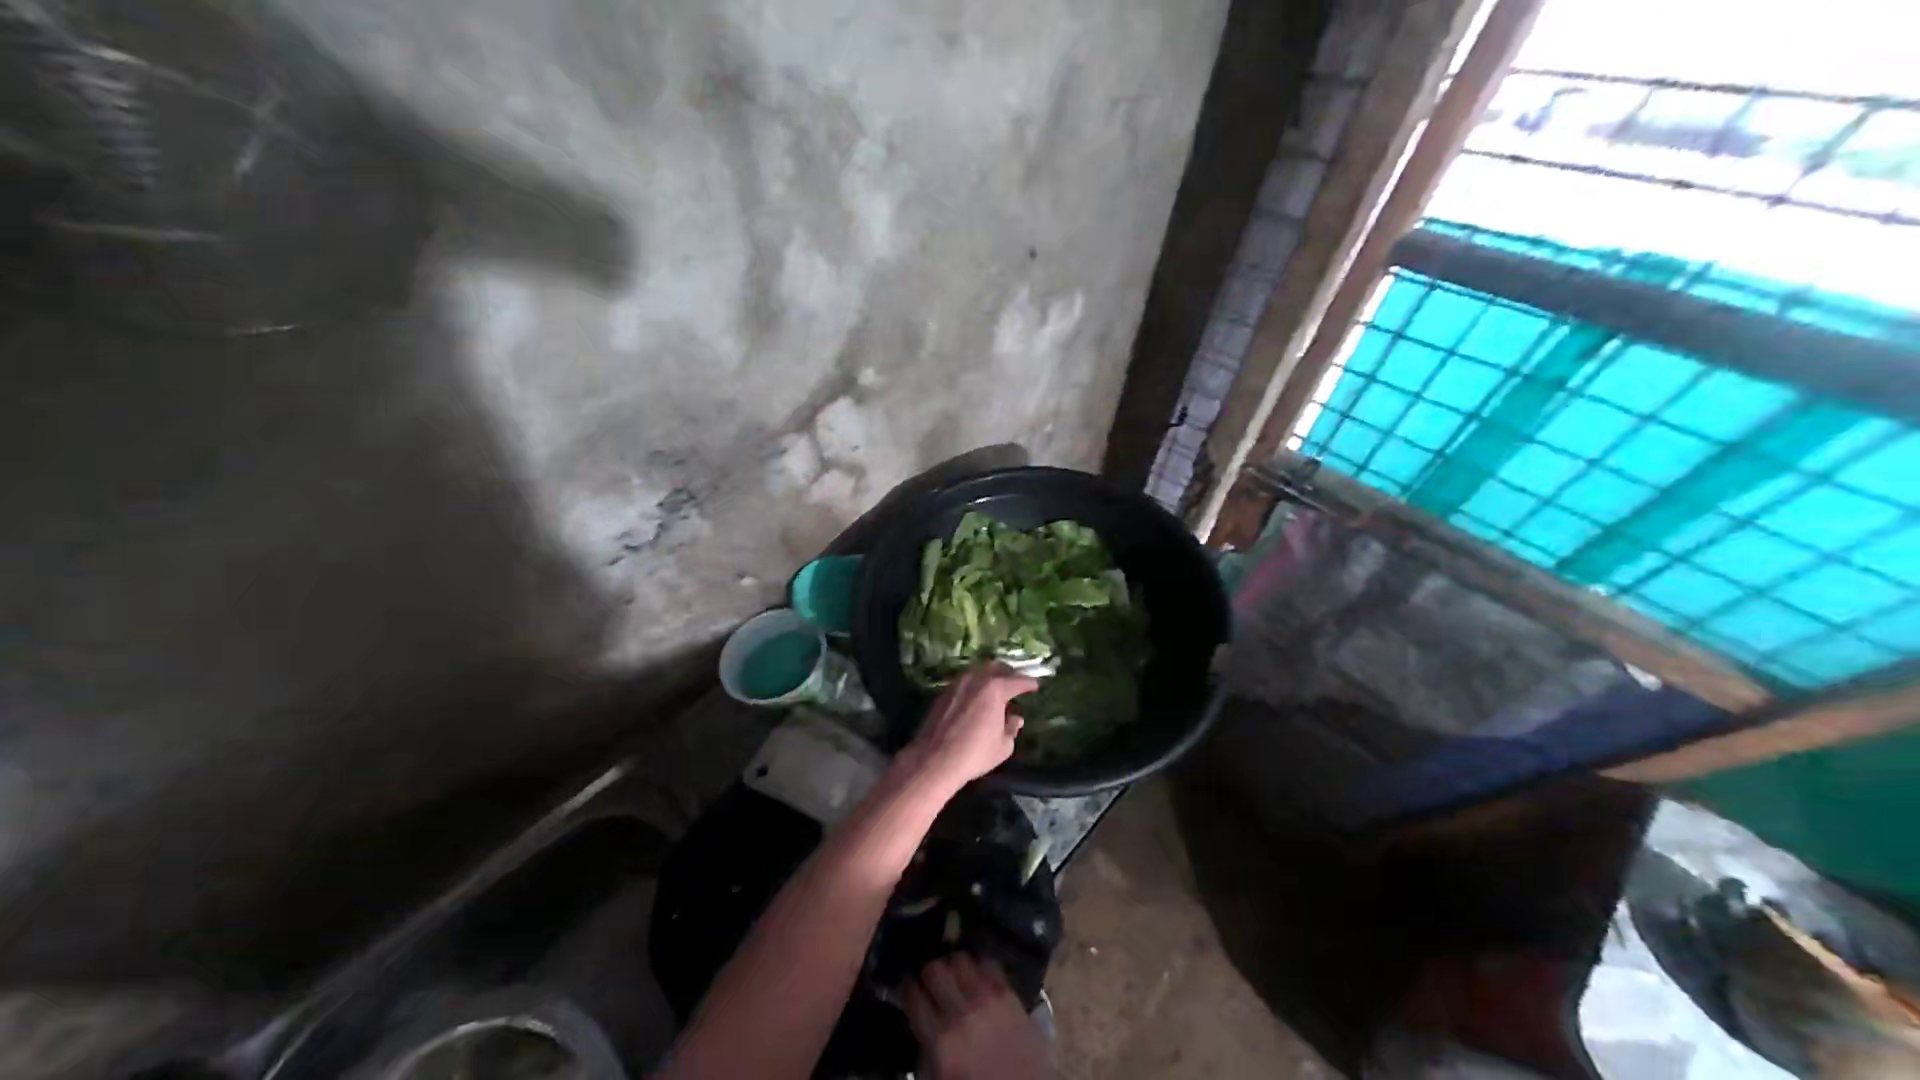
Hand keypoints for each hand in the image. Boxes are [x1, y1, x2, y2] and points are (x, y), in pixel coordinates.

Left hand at [903, 664, 1038, 791]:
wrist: (934, 759)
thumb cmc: (975, 754)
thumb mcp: (1003, 746)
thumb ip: (1012, 728)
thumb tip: (1015, 718)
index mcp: (995, 689)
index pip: (1017, 680)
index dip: (1029, 683)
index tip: (1035, 685)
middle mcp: (976, 679)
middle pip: (996, 667)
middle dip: (1008, 673)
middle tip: (1016, 682)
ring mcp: (957, 684)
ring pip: (977, 671)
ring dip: (989, 676)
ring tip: (997, 687)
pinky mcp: (943, 693)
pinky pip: (964, 681)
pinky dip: (974, 684)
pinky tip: (977, 696)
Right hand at [904, 954, 1051, 1079]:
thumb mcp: (943, 1077)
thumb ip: (928, 1049)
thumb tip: (920, 1019)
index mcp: (941, 1043)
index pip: (913, 998)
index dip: (907, 988)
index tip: (908, 985)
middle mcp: (961, 1015)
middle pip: (934, 970)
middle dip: (929, 972)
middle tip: (931, 980)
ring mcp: (986, 1001)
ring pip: (960, 960)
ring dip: (953, 965)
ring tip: (955, 974)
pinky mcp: (1008, 994)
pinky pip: (988, 963)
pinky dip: (980, 965)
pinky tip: (978, 975)